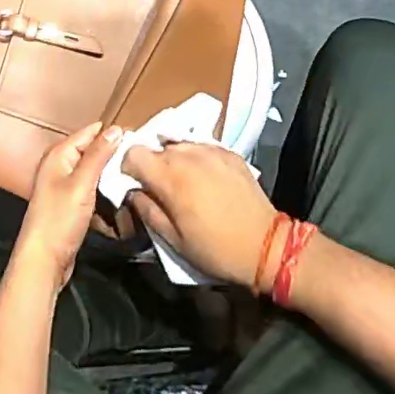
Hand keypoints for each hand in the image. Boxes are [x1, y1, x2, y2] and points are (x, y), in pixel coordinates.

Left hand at [11, 121, 122, 292]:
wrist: (43, 262)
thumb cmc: (59, 220)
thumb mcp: (82, 184)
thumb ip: (99, 155)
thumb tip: (116, 128)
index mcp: (59, 154)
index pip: (91, 132)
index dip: (113, 134)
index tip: (139, 141)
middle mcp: (59, 164)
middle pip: (92, 151)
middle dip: (114, 155)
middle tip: (139, 161)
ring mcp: (64, 184)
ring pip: (94, 171)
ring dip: (110, 175)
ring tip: (135, 177)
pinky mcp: (70, 203)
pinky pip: (91, 189)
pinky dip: (104, 191)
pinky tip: (120, 197)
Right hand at [123, 142, 280, 289]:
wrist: (266, 246)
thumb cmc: (215, 249)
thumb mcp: (173, 240)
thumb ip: (147, 211)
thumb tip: (134, 193)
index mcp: (169, 176)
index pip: (134, 152)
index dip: (128, 167)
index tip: (135, 184)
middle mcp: (187, 154)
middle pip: (156, 147)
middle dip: (153, 165)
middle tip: (161, 189)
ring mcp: (210, 149)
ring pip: (179, 144)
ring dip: (175, 159)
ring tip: (185, 183)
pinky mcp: (229, 152)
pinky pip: (202, 147)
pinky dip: (197, 159)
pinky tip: (206, 179)